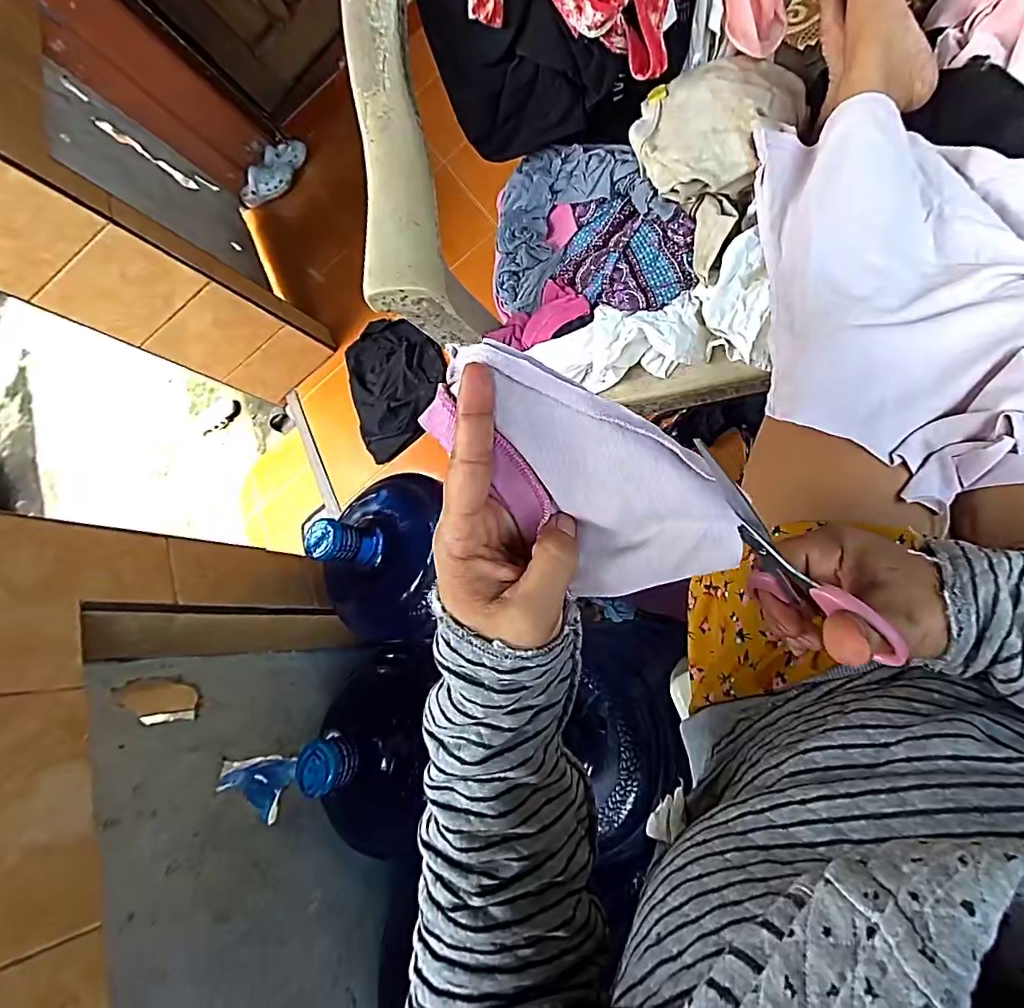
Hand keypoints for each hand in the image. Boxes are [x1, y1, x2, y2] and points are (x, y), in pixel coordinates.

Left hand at [433, 364, 578, 648]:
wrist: (510, 657)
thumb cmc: (507, 640)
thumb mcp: (530, 612)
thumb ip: (550, 565)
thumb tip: (562, 520)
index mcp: (461, 539)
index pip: (467, 472)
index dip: (475, 422)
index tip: (475, 376)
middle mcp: (472, 518)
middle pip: (479, 455)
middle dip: (484, 410)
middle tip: (489, 365)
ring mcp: (495, 517)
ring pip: (503, 464)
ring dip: (512, 429)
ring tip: (517, 387)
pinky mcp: (517, 521)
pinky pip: (527, 481)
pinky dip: (536, 456)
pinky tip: (545, 434)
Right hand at [759, 524, 947, 665]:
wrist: (955, 612)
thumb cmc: (925, 605)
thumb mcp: (896, 620)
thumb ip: (863, 631)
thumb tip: (834, 640)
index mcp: (831, 545)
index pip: (776, 561)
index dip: (776, 595)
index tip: (797, 626)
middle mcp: (822, 554)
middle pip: (775, 580)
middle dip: (783, 614)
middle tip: (808, 640)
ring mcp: (825, 573)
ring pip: (783, 596)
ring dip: (792, 624)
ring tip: (817, 643)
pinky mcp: (830, 593)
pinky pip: (798, 607)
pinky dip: (801, 628)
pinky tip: (819, 642)